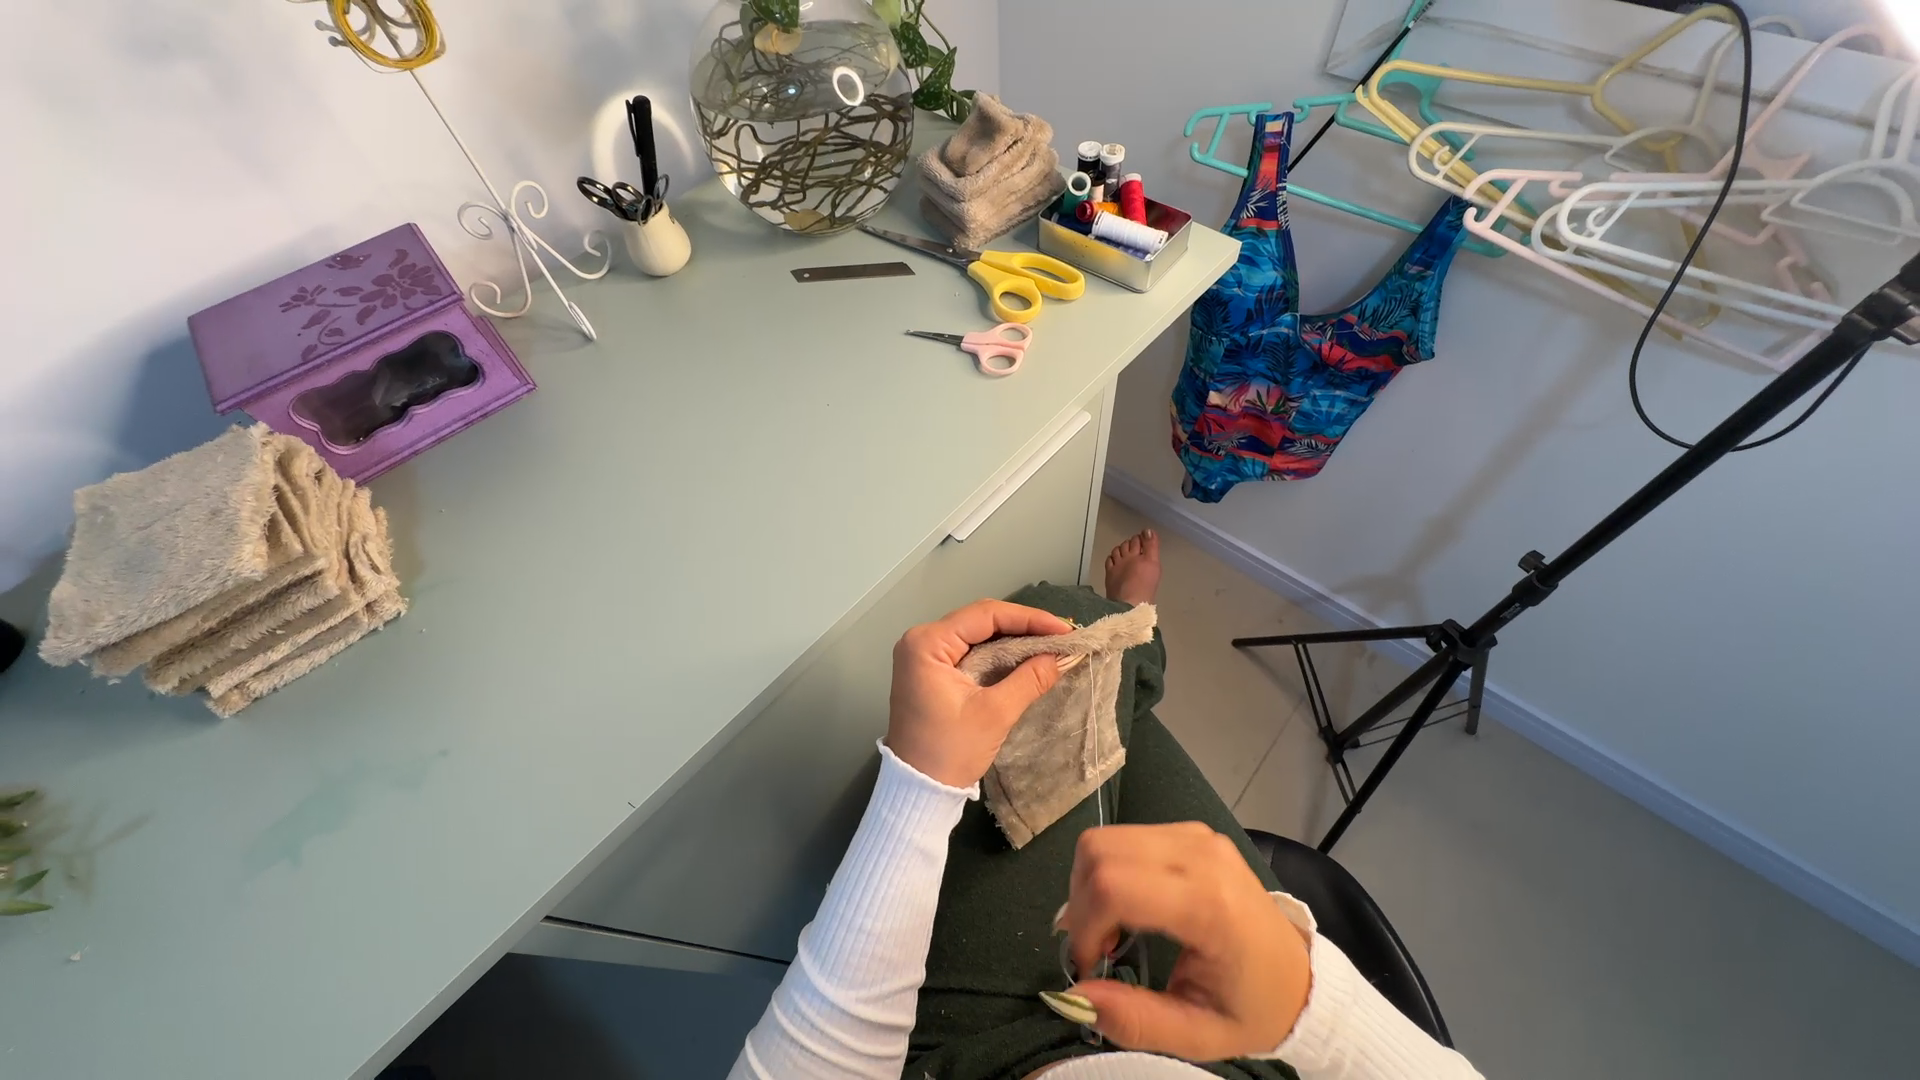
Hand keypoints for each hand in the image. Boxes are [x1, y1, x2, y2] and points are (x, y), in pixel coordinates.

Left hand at [885, 599, 1071, 787]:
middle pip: (980, 620)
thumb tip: (1061, 656)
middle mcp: (920, 640)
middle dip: (1023, 626)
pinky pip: (970, 651)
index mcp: (927, 643)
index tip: (1064, 629)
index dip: (1029, 618)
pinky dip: (998, 654)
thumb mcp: (995, 714)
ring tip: (1051, 643)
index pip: (985, 615)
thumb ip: (1029, 679)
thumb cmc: (950, 751)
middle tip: (1062, 635)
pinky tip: (1026, 657)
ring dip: (1013, 639)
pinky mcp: (931, 670)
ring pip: (977, 635)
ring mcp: (924, 655)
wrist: (918, 789)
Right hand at [1057, 823, 1312, 1060]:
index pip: (1114, 887)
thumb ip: (1134, 1020)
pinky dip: (1108, 870)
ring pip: (1104, 839)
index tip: (1091, 968)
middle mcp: (1200, 856)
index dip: (1085, 926)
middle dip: (1080, 903)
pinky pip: (1123, 837)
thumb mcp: (1198, 1035)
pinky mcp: (1189, 830)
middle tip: (1097, 947)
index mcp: (1209, 906)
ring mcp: (1195, 836)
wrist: (1300, 976)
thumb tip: (1071, 998)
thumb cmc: (1252, 1008)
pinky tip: (1128, 906)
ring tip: (1111, 928)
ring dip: (1089, 885)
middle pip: (1100, 852)